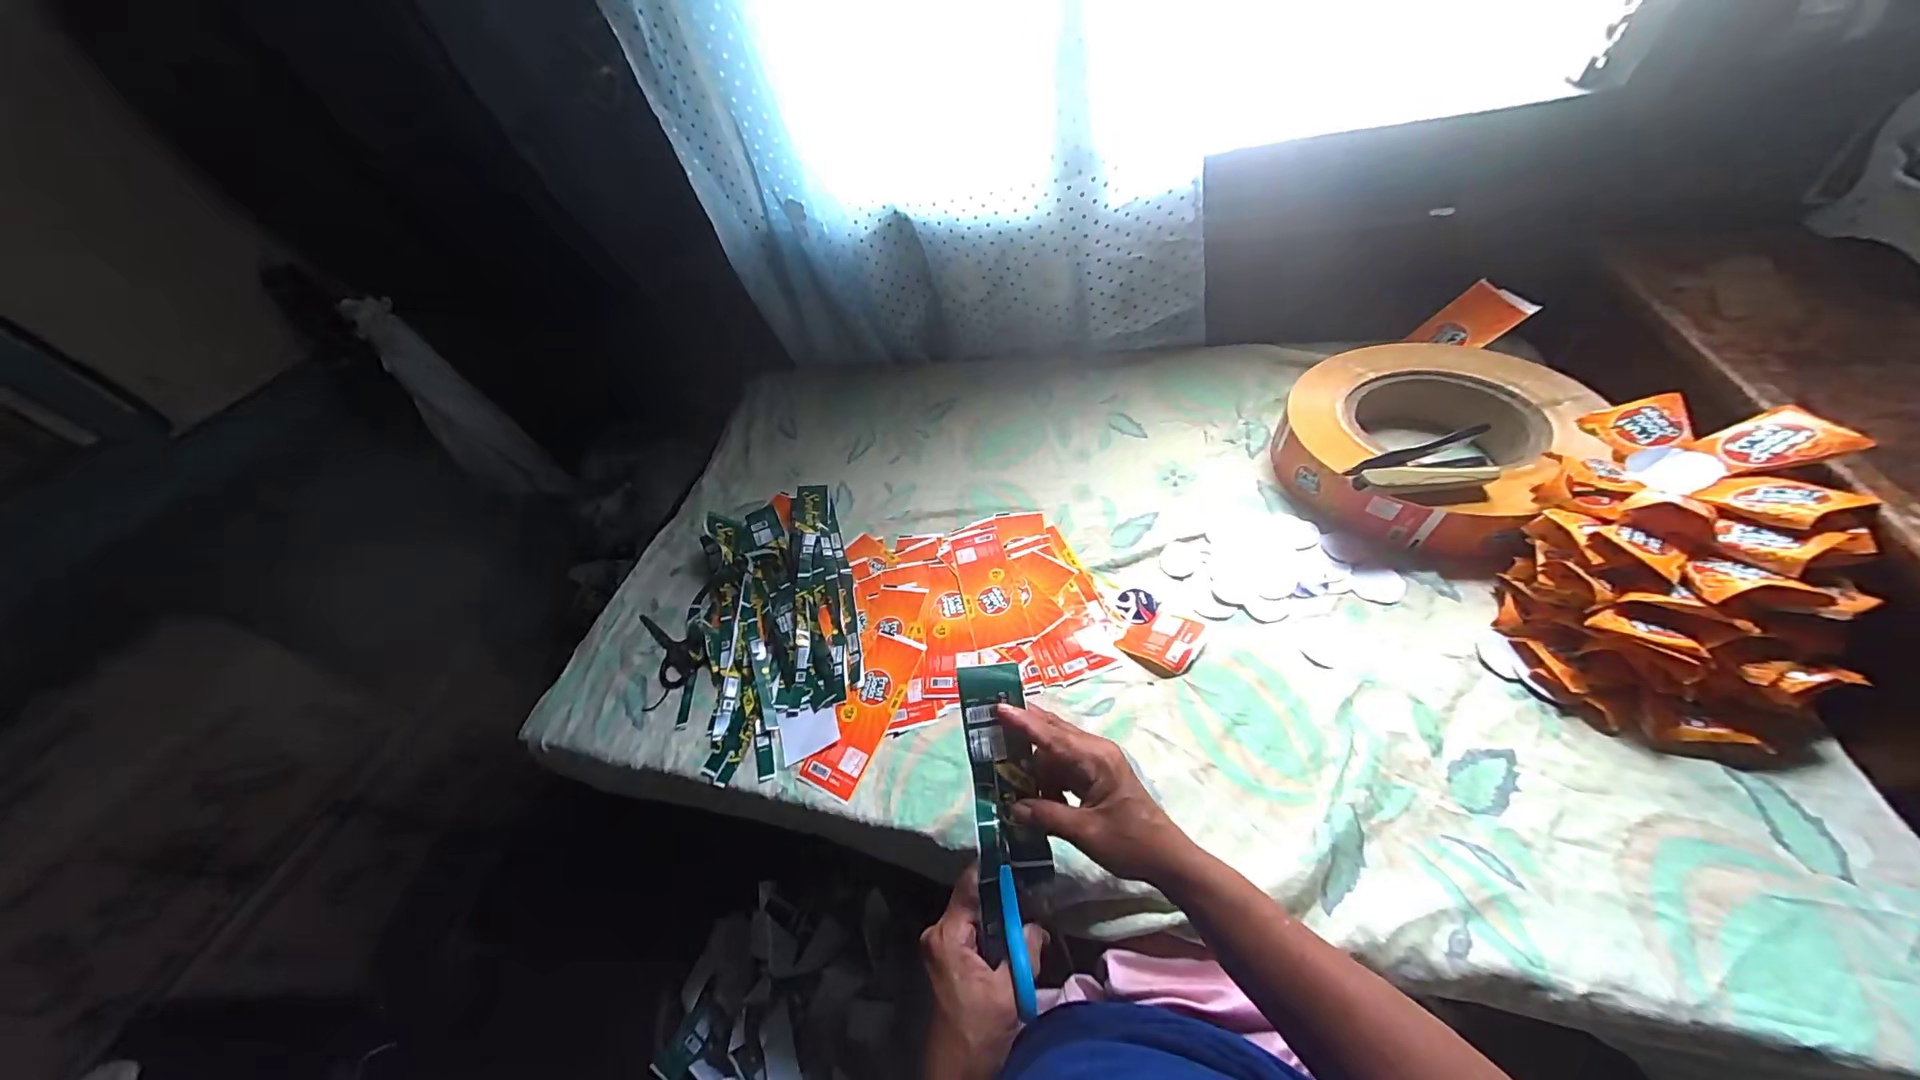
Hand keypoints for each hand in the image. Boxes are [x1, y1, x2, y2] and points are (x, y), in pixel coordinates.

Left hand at [920, 865, 1044, 1079]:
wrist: (955, 1070)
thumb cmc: (978, 1032)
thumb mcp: (1009, 992)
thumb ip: (1025, 950)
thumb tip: (1036, 922)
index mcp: (947, 934)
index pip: (969, 884)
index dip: (992, 866)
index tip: (1014, 851)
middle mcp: (938, 932)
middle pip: (973, 898)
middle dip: (1003, 894)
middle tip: (1032, 886)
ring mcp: (939, 944)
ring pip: (974, 914)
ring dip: (1000, 915)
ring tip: (1029, 909)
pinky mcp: (946, 956)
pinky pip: (971, 930)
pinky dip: (992, 930)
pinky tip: (1014, 934)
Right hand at [997, 703, 1194, 884]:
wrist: (1167, 858)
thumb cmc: (1130, 843)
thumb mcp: (1084, 832)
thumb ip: (1046, 816)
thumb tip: (1012, 808)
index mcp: (1095, 759)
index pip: (1051, 736)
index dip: (1023, 722)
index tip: (999, 707)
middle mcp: (1096, 752)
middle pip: (1053, 733)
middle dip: (1023, 730)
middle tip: (991, 724)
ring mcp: (1097, 762)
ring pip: (1056, 752)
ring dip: (1033, 762)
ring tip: (1004, 767)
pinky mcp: (1096, 776)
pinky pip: (1064, 766)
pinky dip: (1046, 776)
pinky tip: (1031, 789)